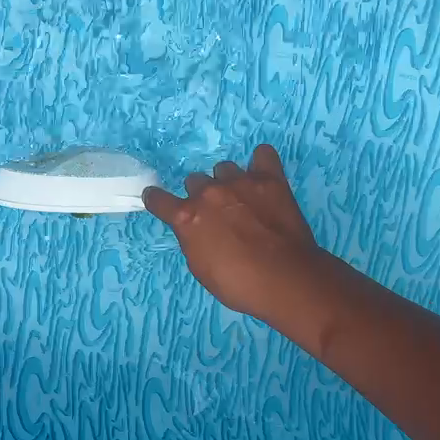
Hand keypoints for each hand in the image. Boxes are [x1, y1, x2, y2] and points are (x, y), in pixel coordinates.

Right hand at [143, 144, 343, 334]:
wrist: (283, 278)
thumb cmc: (238, 284)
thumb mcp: (200, 268)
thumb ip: (193, 240)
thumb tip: (196, 229)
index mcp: (187, 217)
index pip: (158, 199)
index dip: (156, 200)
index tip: (158, 201)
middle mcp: (209, 193)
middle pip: (195, 181)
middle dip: (202, 196)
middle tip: (216, 214)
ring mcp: (240, 182)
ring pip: (224, 169)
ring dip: (227, 182)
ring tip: (241, 198)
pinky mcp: (270, 179)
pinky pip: (263, 155)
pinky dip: (261, 163)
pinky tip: (263, 175)